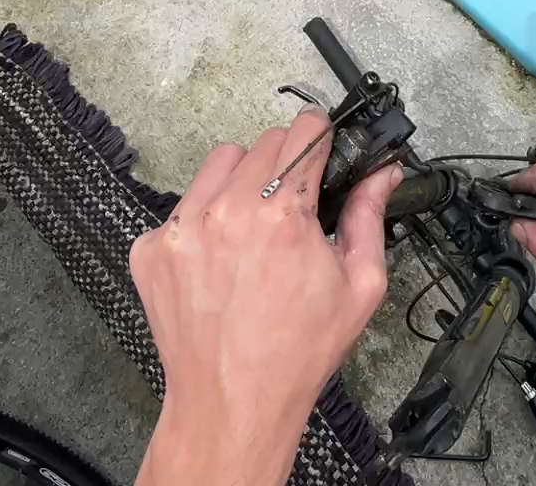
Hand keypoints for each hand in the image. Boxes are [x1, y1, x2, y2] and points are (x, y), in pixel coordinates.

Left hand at [130, 110, 401, 485]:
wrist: (232, 404)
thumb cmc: (295, 352)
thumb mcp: (359, 285)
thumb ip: (370, 216)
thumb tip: (382, 174)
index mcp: (283, 215)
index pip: (306, 130)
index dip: (322, 136)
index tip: (323, 147)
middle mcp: (229, 212)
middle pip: (266, 141)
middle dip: (287, 162)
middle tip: (294, 201)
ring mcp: (183, 228)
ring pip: (222, 161)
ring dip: (243, 178)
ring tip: (254, 221)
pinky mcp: (153, 247)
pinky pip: (184, 201)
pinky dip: (205, 214)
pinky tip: (221, 252)